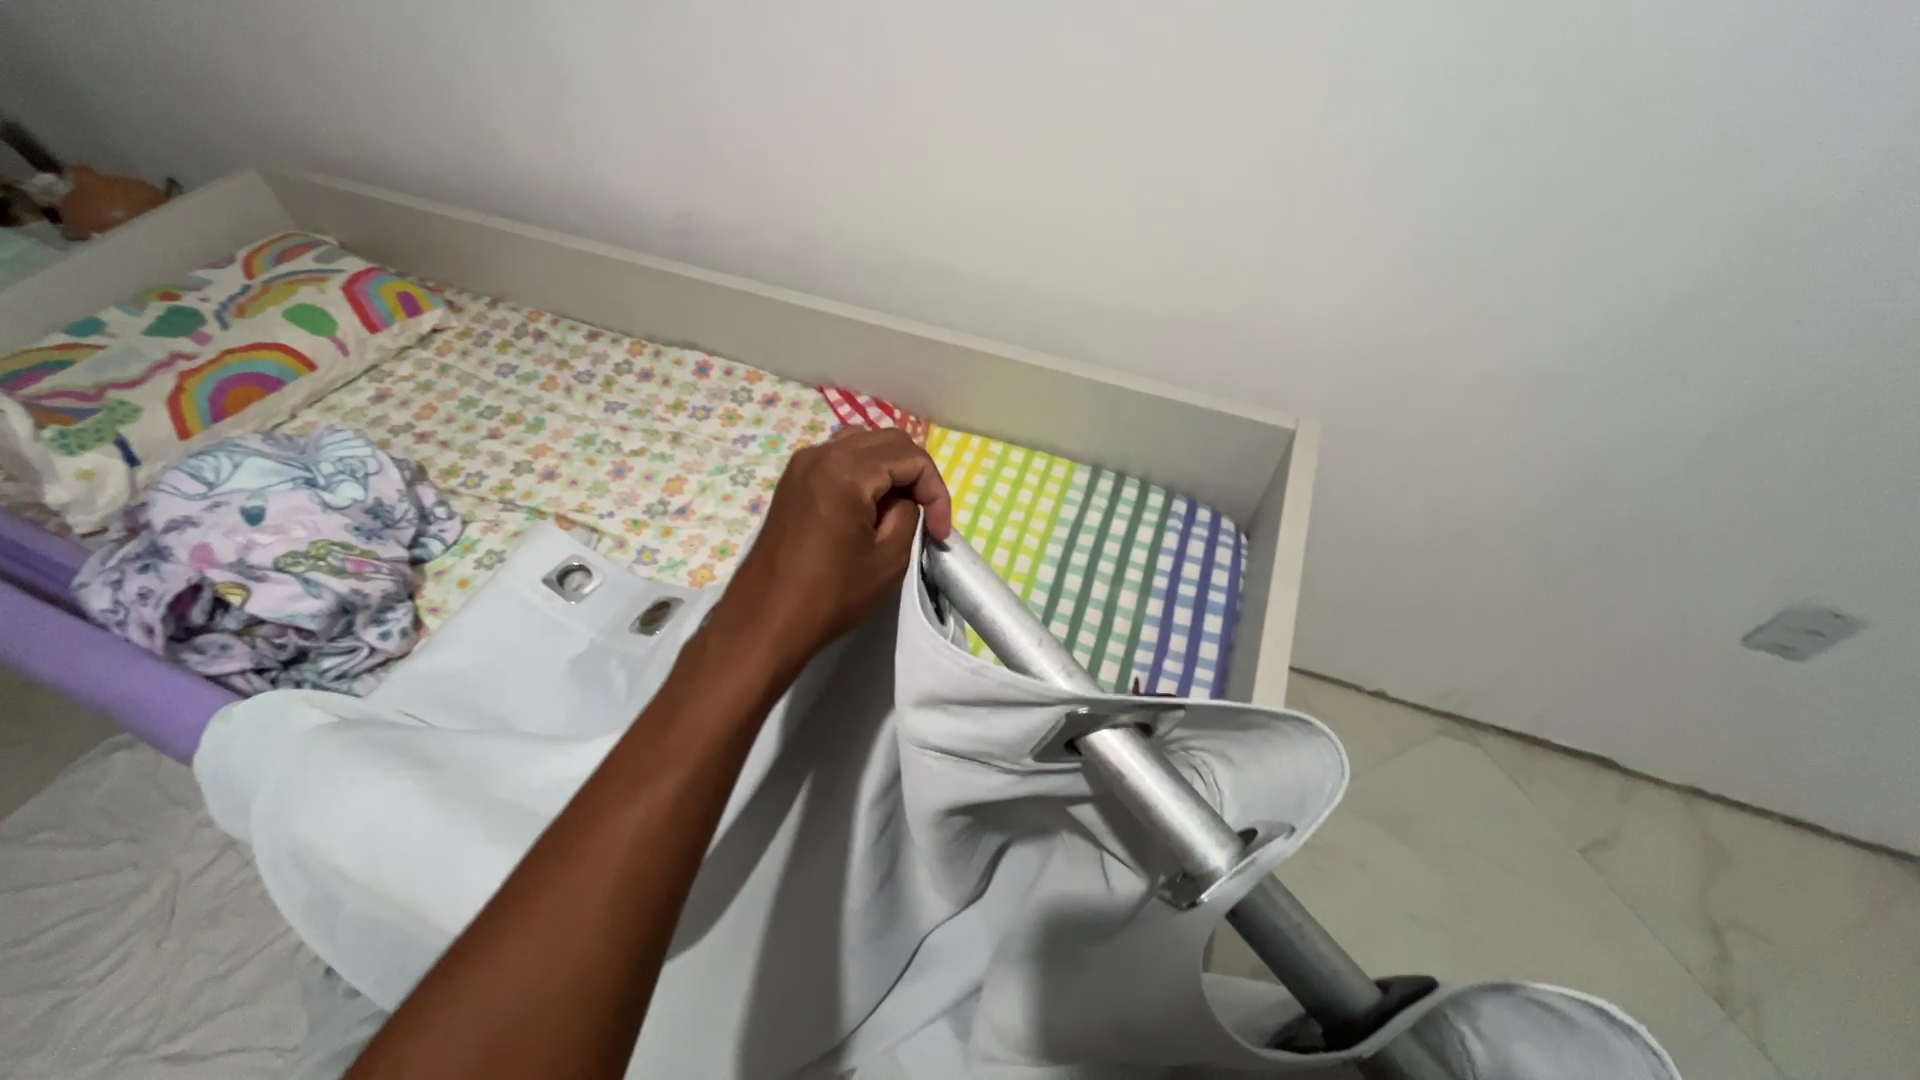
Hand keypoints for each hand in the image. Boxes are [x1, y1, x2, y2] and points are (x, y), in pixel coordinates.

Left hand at [706, 428, 951, 672]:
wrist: (766, 619)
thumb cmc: (831, 594)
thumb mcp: (889, 557)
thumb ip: (907, 514)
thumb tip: (903, 499)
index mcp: (847, 470)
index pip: (912, 457)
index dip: (936, 491)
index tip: (940, 532)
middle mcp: (821, 453)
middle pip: (888, 440)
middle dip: (916, 474)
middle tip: (927, 516)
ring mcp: (802, 465)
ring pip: (862, 444)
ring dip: (890, 469)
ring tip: (901, 509)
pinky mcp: (792, 482)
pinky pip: (839, 459)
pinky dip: (864, 473)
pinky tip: (870, 507)